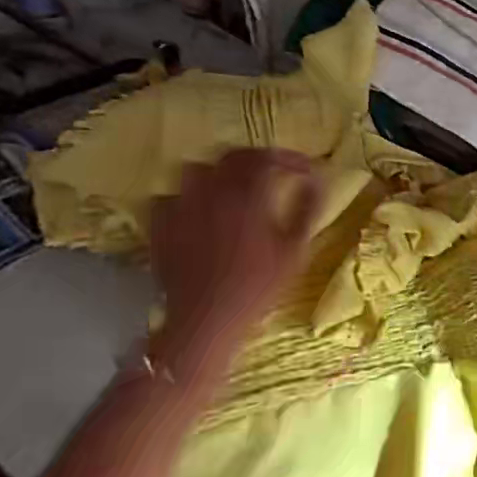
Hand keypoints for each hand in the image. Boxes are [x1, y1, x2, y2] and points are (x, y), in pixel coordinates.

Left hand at [148, 149, 323, 371]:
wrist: (207, 320)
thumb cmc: (258, 286)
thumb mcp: (295, 249)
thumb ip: (307, 208)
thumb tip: (316, 179)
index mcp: (247, 195)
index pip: (267, 158)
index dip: (287, 158)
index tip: (304, 169)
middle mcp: (211, 192)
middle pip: (231, 157)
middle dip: (255, 159)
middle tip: (271, 172)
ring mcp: (181, 207)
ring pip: (197, 170)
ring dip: (218, 172)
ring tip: (232, 186)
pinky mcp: (160, 225)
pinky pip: (170, 197)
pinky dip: (187, 196)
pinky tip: (198, 210)